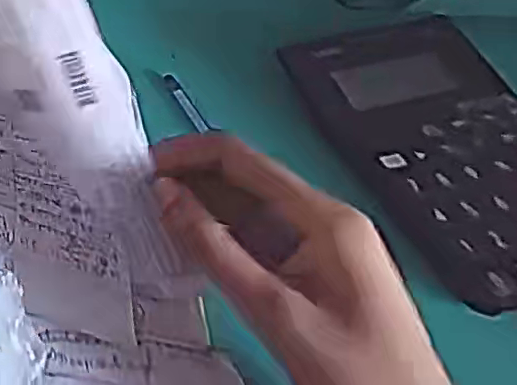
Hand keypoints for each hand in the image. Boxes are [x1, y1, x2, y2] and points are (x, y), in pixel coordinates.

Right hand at [152, 133, 450, 384]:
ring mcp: (326, 244)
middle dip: (194, 181)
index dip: (190, 154)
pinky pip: (261, 234)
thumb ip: (215, 249)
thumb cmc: (364, 378)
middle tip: (152, 195)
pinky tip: (201, 246)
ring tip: (168, 220)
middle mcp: (328, 220)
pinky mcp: (320, 269)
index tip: (152, 165)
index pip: (241, 157)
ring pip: (249, 205)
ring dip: (206, 207)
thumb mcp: (277, 311)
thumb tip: (167, 196)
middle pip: (244, 177)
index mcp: (327, 218)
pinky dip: (225, 233)